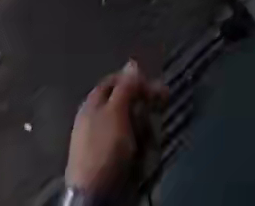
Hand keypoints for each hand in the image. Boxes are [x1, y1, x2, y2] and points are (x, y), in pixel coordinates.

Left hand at [65, 60, 163, 195]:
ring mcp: (105, 141)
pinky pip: (131, 147)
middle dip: (144, 107)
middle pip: (126, 103)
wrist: (95, 196)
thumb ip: (125, 87)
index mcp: (94, 102)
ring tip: (147, 140)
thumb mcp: (116, 111)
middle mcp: (97, 118)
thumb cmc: (104, 148)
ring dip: (144, 130)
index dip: (135, 81)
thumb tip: (132, 61)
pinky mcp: (112, 160)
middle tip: (160, 110)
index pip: (117, 81)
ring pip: (132, 125)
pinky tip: (143, 155)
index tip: (154, 88)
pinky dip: (140, 149)